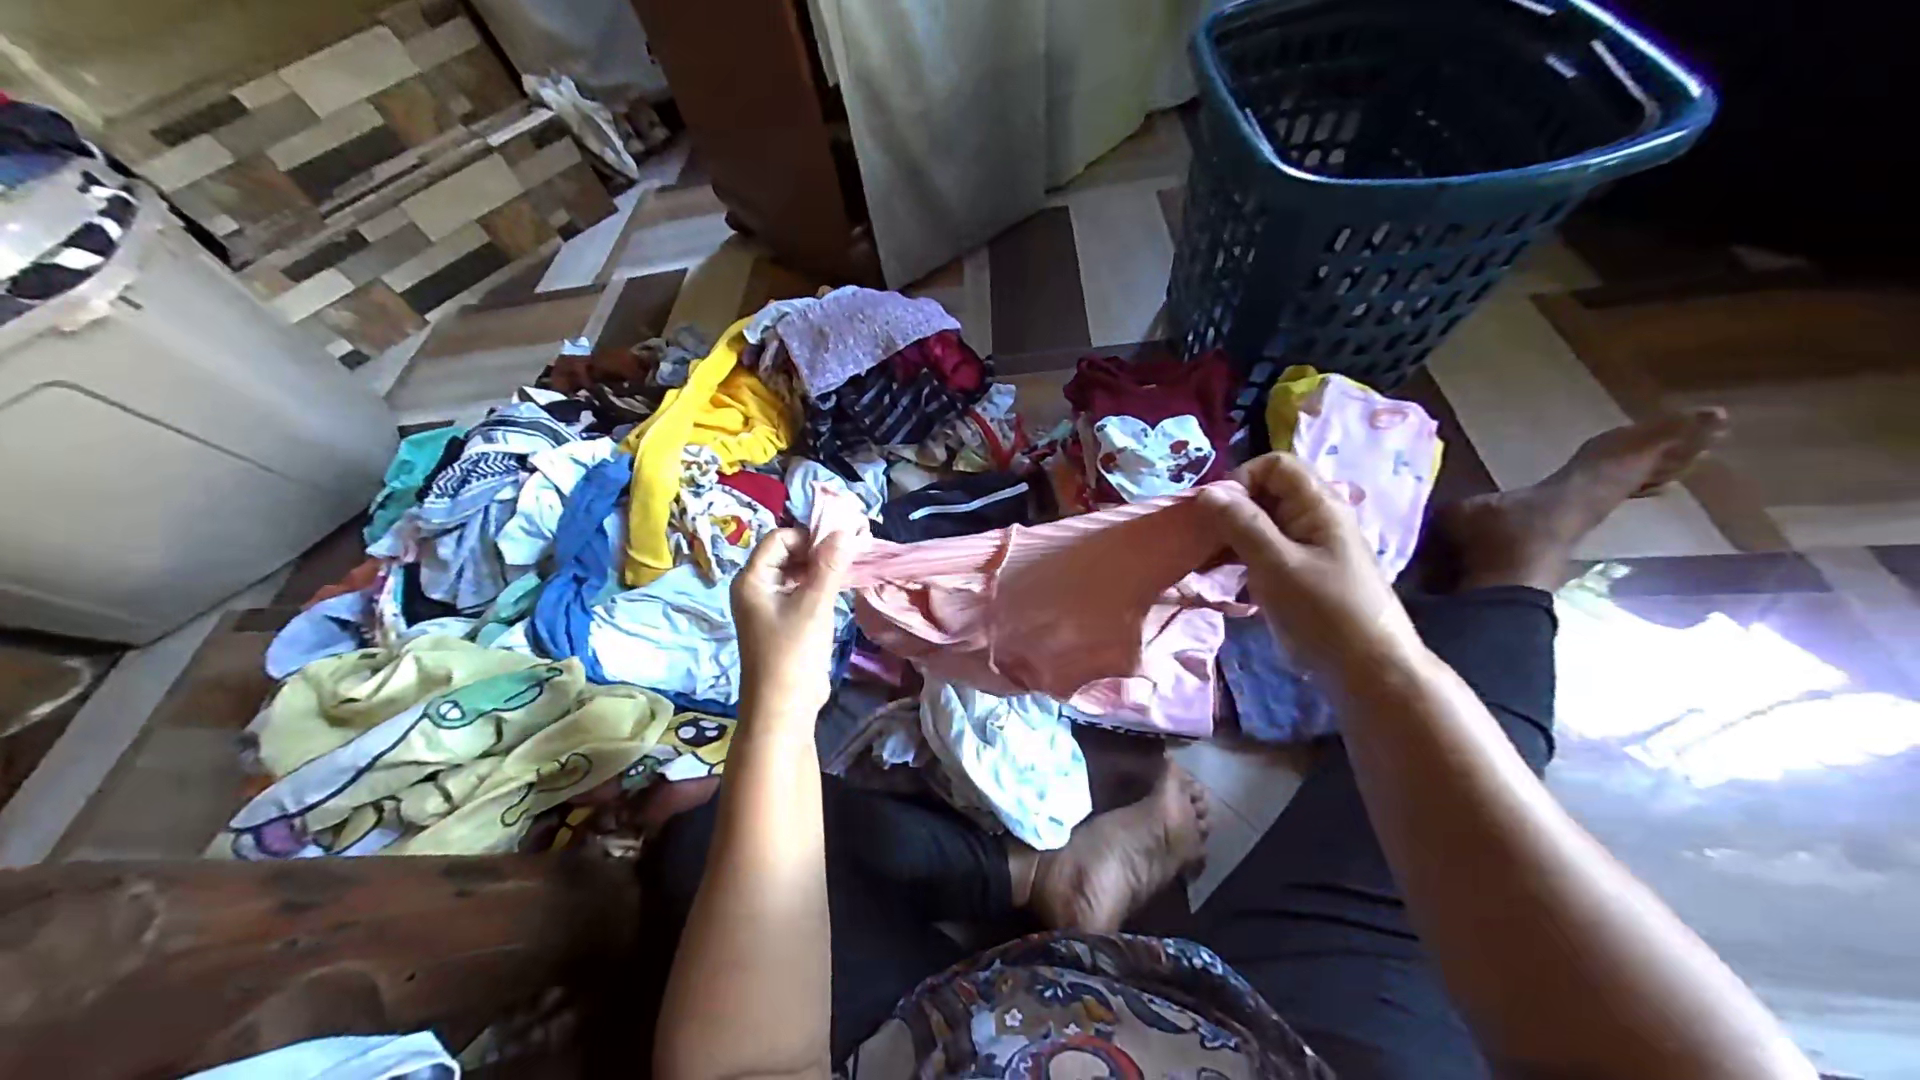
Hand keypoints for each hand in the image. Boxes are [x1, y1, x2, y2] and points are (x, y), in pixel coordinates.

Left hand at [731, 527, 853, 720]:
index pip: (779, 538)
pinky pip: (801, 591)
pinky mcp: (784, 622)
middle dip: (818, 549)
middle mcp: (755, 588)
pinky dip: (820, 585)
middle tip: (851, 550)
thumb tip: (846, 531)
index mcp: (751, 580)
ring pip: (796, 572)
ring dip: (821, 567)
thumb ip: (830, 566)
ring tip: (851, 566)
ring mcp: (769, 606)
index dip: (808, 535)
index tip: (841, 540)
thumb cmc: (792, 654)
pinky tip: (841, 586)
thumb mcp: (813, 606)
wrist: (783, 709)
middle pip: (787, 553)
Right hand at [1198, 453, 1421, 679]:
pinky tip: (1222, 579)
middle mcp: (1316, 519)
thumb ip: (1241, 524)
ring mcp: (1310, 547)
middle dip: (1228, 511)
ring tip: (1204, 563)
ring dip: (1230, 537)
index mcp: (1319, 506)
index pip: (1275, 466)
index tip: (1215, 513)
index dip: (1240, 479)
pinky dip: (1241, 558)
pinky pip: (1266, 551)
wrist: (1369, 671)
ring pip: (1261, 524)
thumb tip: (1206, 491)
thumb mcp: (1277, 565)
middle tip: (1200, 540)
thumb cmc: (1325, 613)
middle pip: (1265, 494)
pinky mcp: (1303, 573)